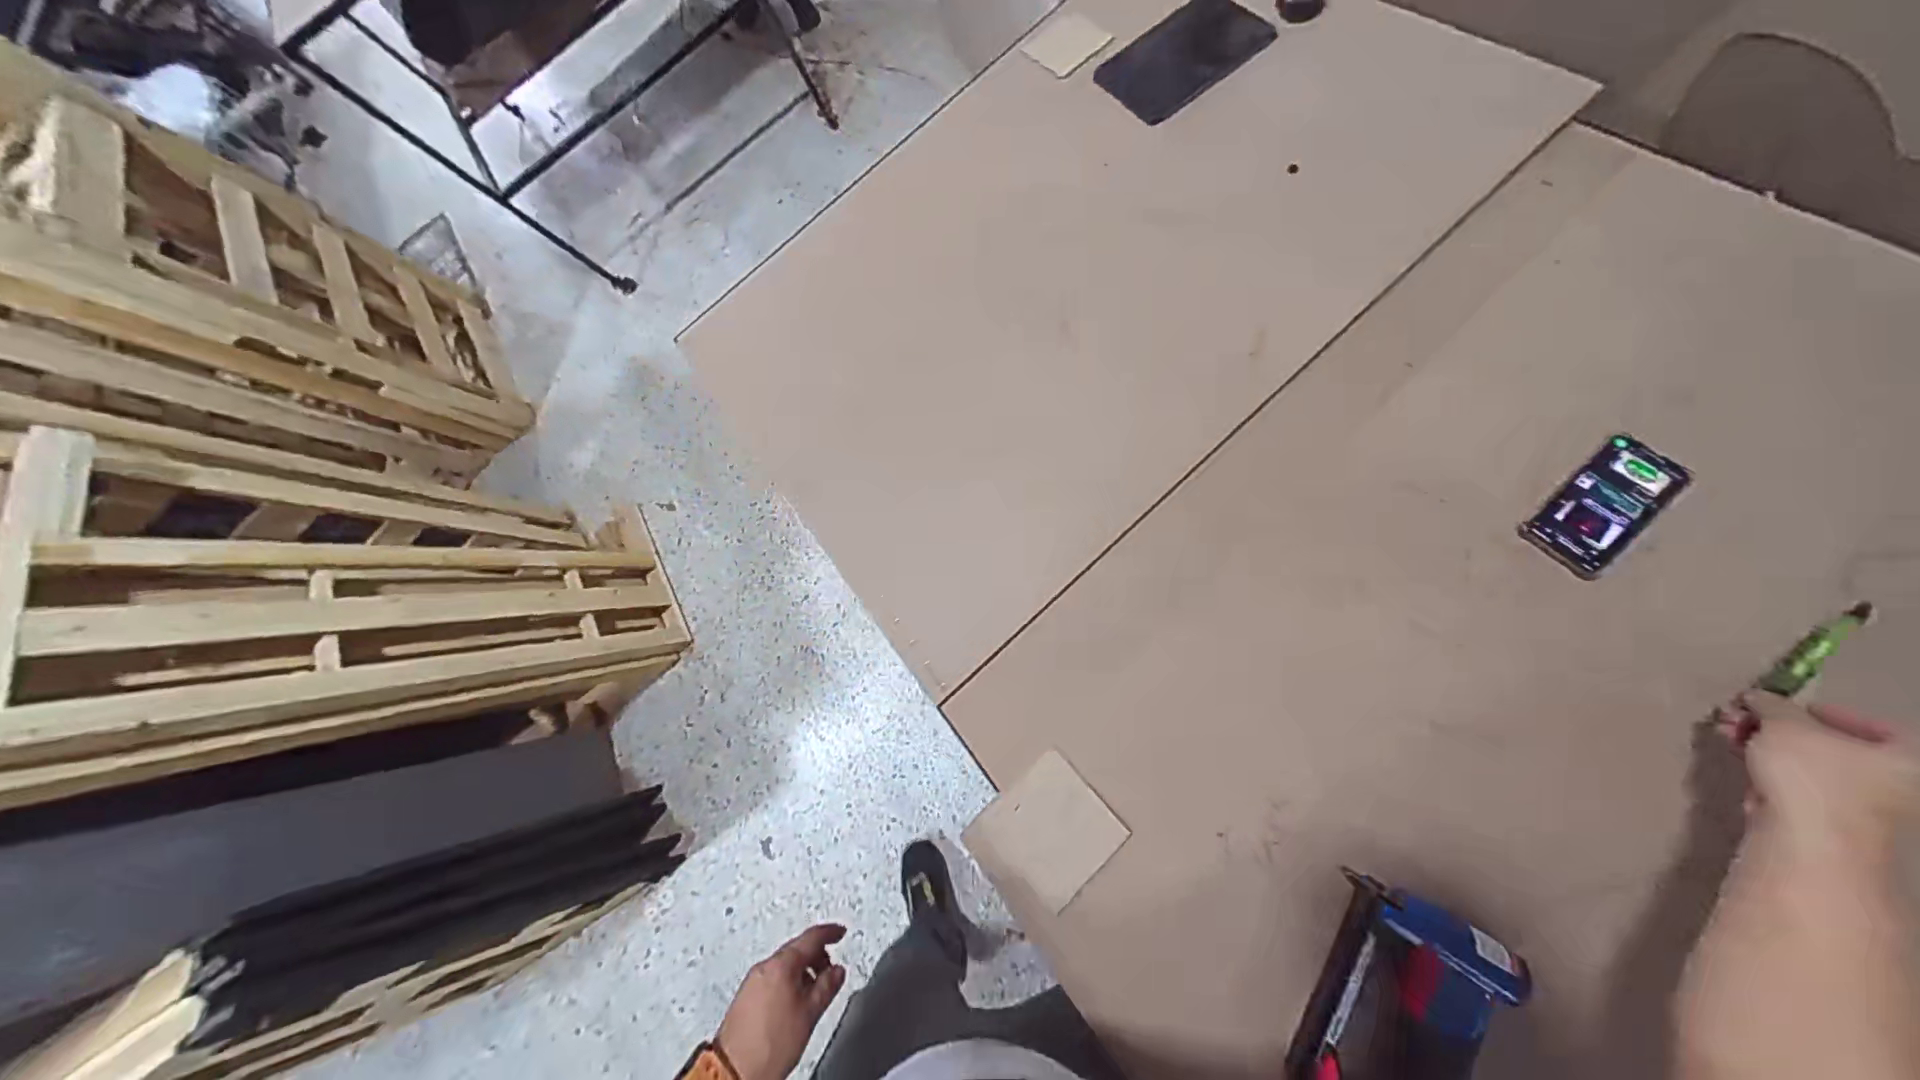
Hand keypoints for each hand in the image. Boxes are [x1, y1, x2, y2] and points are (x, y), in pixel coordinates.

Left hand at [715, 924, 847, 1079]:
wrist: (734, 1071)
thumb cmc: (769, 1046)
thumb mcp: (810, 1013)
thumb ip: (827, 986)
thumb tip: (837, 972)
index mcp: (781, 964)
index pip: (811, 937)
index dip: (829, 933)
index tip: (839, 932)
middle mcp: (764, 968)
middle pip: (796, 949)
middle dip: (817, 955)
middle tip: (831, 966)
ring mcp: (752, 982)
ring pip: (784, 964)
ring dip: (802, 970)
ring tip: (815, 990)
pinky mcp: (745, 997)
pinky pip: (773, 978)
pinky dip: (787, 981)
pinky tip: (794, 1000)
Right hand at [1725, 692, 1915, 853]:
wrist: (1806, 837)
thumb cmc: (1811, 773)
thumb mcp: (1783, 723)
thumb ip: (1771, 705)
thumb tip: (1759, 697)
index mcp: (1908, 759)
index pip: (1871, 723)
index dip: (1820, 710)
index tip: (1780, 707)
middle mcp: (1896, 783)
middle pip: (1830, 743)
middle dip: (1777, 727)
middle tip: (1741, 717)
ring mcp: (1861, 806)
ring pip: (1807, 764)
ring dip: (1764, 744)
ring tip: (1727, 734)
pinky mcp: (1825, 819)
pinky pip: (1797, 784)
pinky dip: (1766, 768)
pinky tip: (1737, 758)